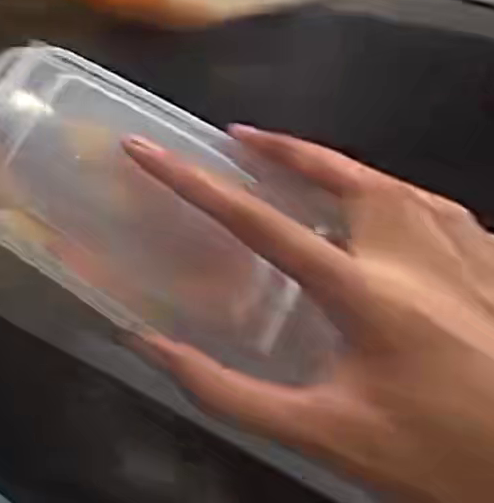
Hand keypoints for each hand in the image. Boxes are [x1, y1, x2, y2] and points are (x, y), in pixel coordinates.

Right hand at [124, 128, 493, 502]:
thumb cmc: (448, 466)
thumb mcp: (329, 439)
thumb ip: (229, 394)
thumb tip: (143, 343)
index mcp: (375, 302)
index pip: (261, 222)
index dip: (192, 180)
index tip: (143, 147)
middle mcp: (432, 280)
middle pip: (365, 188)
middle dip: (297, 153)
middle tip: (241, 137)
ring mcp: (487, 288)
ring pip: (421, 201)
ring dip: (355, 171)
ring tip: (309, 163)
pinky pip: (464, 229)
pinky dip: (413, 203)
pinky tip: (394, 213)